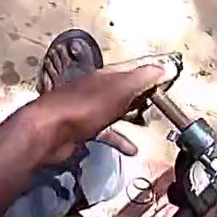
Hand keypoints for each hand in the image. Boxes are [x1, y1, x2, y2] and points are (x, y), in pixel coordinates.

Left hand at [7, 55, 176, 167]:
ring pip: (116, 110)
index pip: (133, 70)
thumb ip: (141, 78)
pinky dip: (120, 139)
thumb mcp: (118, 89)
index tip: (168, 76)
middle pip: (124, 89)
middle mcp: (97, 89)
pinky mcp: (83, 129)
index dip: (150, 73)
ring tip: (148, 122)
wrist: (49, 131)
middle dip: (142, 94)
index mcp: (106, 76)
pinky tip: (132, 149)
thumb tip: (164, 67)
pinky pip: (107, 132)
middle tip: (160, 100)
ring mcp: (89, 109)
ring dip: (132, 115)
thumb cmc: (84, 106)